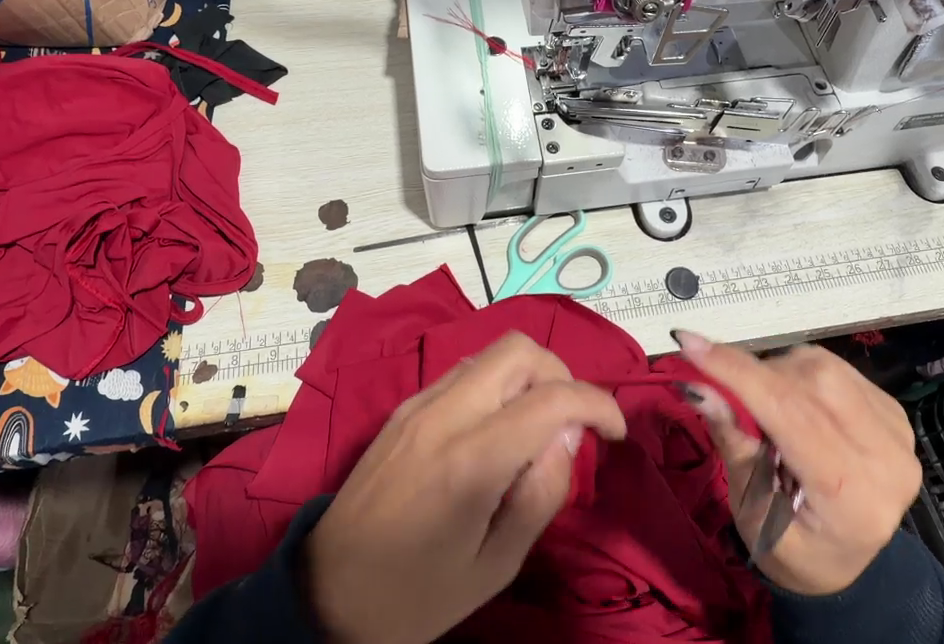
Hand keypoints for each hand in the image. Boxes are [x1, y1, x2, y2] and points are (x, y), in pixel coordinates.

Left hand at [304, 332, 627, 643]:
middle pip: (519, 350)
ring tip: (539, 427)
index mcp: (470, 460)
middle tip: (574, 424)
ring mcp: (417, 404)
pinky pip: (464, 371)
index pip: (552, 398)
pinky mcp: (403, 408)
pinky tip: (499, 428)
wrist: (327, 593)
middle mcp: (443, 415)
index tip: (616, 432)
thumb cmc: (417, 594)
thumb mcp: (495, 565)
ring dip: (528, 375)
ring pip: (490, 353)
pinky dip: (497, 383)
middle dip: (562, 375)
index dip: (598, 404)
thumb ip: (541, 494)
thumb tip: (569, 436)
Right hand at [674, 330, 920, 596]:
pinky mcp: (897, 413)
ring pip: (822, 366)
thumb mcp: (752, 510)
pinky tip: (793, 401)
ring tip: (763, 405)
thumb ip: (732, 443)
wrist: (846, 563)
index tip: (688, 343)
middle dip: (754, 374)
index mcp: (851, 496)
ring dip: (777, 371)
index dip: (737, 373)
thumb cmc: (792, 547)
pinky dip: (801, 372)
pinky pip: (837, 368)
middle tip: (725, 391)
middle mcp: (887, 459)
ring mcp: (899, 434)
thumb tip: (697, 386)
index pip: (790, 413)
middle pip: (809, 382)